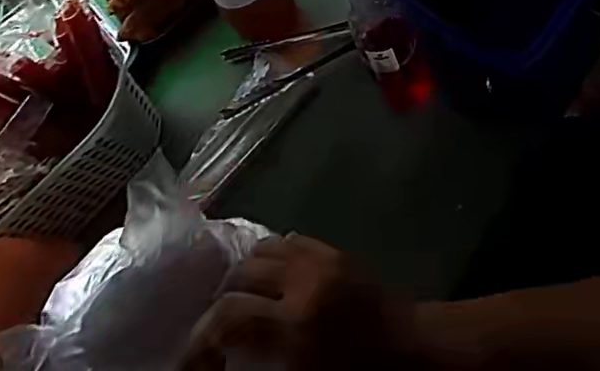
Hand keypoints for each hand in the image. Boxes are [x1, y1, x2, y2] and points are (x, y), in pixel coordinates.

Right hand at [179, 235, 417, 370]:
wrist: (409, 348)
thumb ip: (256, 364)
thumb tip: (220, 357)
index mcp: (296, 324)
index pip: (227, 316)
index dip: (198, 337)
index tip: (190, 356)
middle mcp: (306, 282)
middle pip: (241, 272)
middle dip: (220, 299)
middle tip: (214, 326)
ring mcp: (324, 259)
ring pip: (265, 247)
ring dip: (245, 272)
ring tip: (240, 299)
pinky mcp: (338, 250)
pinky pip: (293, 240)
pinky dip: (274, 255)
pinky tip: (271, 279)